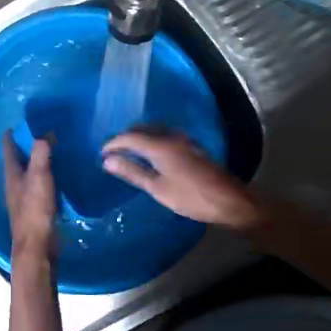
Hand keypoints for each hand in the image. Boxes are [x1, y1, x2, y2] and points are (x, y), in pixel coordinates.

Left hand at [3, 132, 58, 261]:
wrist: (38, 245)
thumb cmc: (35, 209)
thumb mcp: (39, 176)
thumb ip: (40, 153)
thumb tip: (44, 134)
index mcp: (12, 172)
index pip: (8, 145)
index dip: (15, 131)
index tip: (29, 118)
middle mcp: (15, 181)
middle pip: (20, 156)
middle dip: (31, 143)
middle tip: (50, 129)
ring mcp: (25, 194)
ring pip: (32, 169)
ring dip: (41, 158)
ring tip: (59, 146)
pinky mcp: (37, 205)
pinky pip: (42, 182)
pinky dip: (50, 173)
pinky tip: (63, 171)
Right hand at [102, 131, 266, 231]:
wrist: (228, 201)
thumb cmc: (190, 197)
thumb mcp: (157, 188)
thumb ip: (132, 172)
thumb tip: (107, 160)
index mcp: (160, 145)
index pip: (130, 136)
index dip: (113, 143)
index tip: (101, 153)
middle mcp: (171, 136)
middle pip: (142, 129)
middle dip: (126, 138)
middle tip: (113, 153)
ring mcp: (184, 140)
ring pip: (155, 131)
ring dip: (140, 138)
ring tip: (129, 155)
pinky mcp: (192, 146)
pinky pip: (165, 136)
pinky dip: (152, 141)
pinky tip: (151, 156)